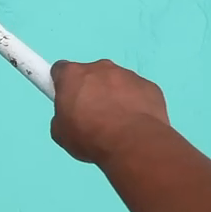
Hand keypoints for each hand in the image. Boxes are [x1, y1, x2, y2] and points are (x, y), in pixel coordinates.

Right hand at [49, 59, 170, 163]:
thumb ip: (61, 117)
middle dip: (90, 90)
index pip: (61, 70)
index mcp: (72, 75)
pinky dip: (135, 104)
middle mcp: (100, 67)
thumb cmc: (90, 136)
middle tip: (91, 115)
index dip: (62, 84)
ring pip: (116, 82)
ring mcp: (128, 75)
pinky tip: (134, 123)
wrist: (134, 144)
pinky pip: (138, 92)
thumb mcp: (60, 133)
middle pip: (91, 74)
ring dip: (114, 96)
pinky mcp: (149, 86)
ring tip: (116, 123)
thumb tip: (69, 117)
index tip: (66, 98)